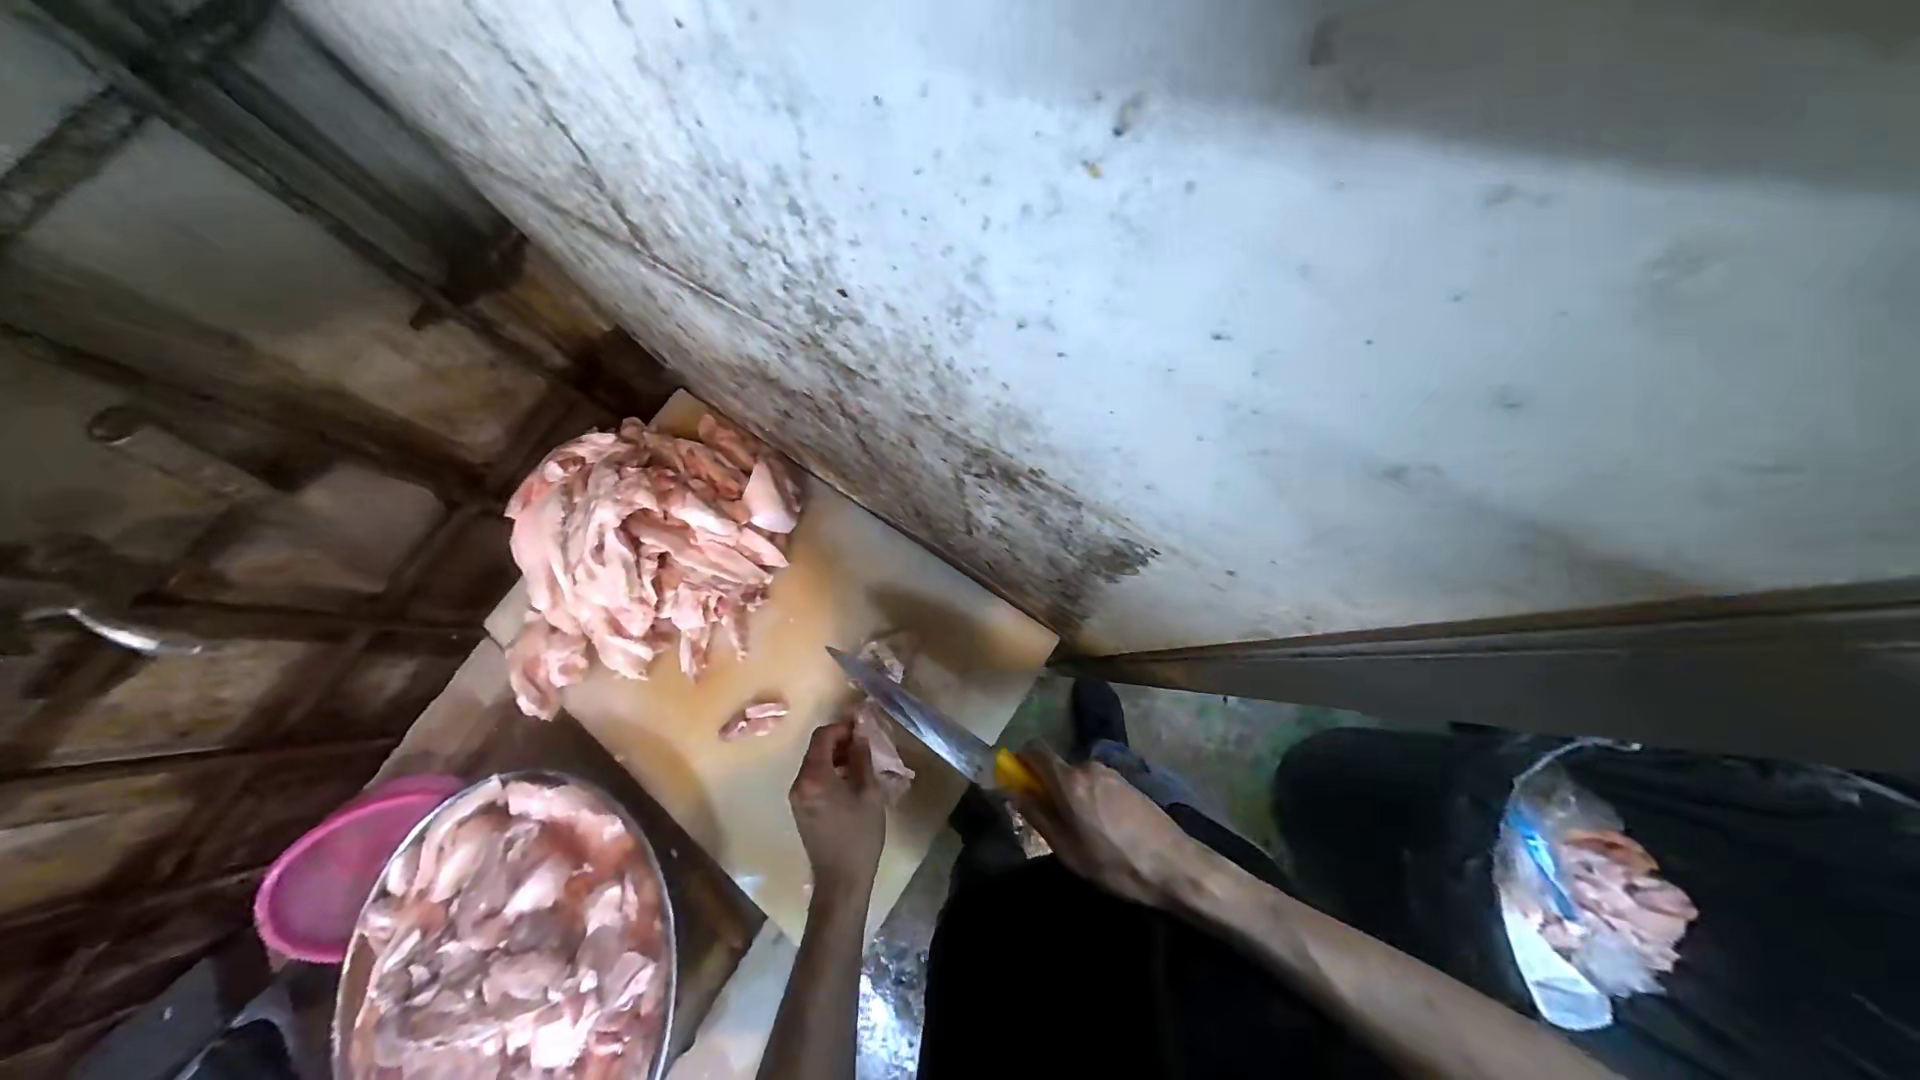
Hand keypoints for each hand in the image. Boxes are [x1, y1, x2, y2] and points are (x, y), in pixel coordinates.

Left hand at [790, 718, 887, 902]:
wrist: (841, 880)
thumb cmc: (859, 835)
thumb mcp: (868, 793)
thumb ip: (862, 759)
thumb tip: (860, 735)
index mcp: (813, 777)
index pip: (822, 736)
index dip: (842, 728)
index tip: (862, 730)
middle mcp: (799, 783)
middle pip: (816, 749)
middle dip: (840, 742)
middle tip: (865, 745)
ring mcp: (797, 798)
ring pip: (815, 764)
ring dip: (836, 757)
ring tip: (861, 763)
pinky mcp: (800, 809)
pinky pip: (813, 779)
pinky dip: (829, 772)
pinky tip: (850, 781)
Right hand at [1013, 742, 1208, 908]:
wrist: (1175, 866)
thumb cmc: (1115, 864)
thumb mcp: (1068, 850)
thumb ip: (1038, 817)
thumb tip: (1015, 793)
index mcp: (1069, 780)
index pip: (1035, 749)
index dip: (1022, 760)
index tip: (1019, 783)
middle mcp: (1089, 767)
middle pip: (1057, 767)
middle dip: (1049, 787)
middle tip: (1054, 822)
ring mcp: (1112, 773)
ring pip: (1078, 777)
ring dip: (1072, 795)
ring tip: (1084, 832)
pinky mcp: (1129, 783)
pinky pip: (1097, 783)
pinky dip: (1091, 798)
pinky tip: (1105, 829)